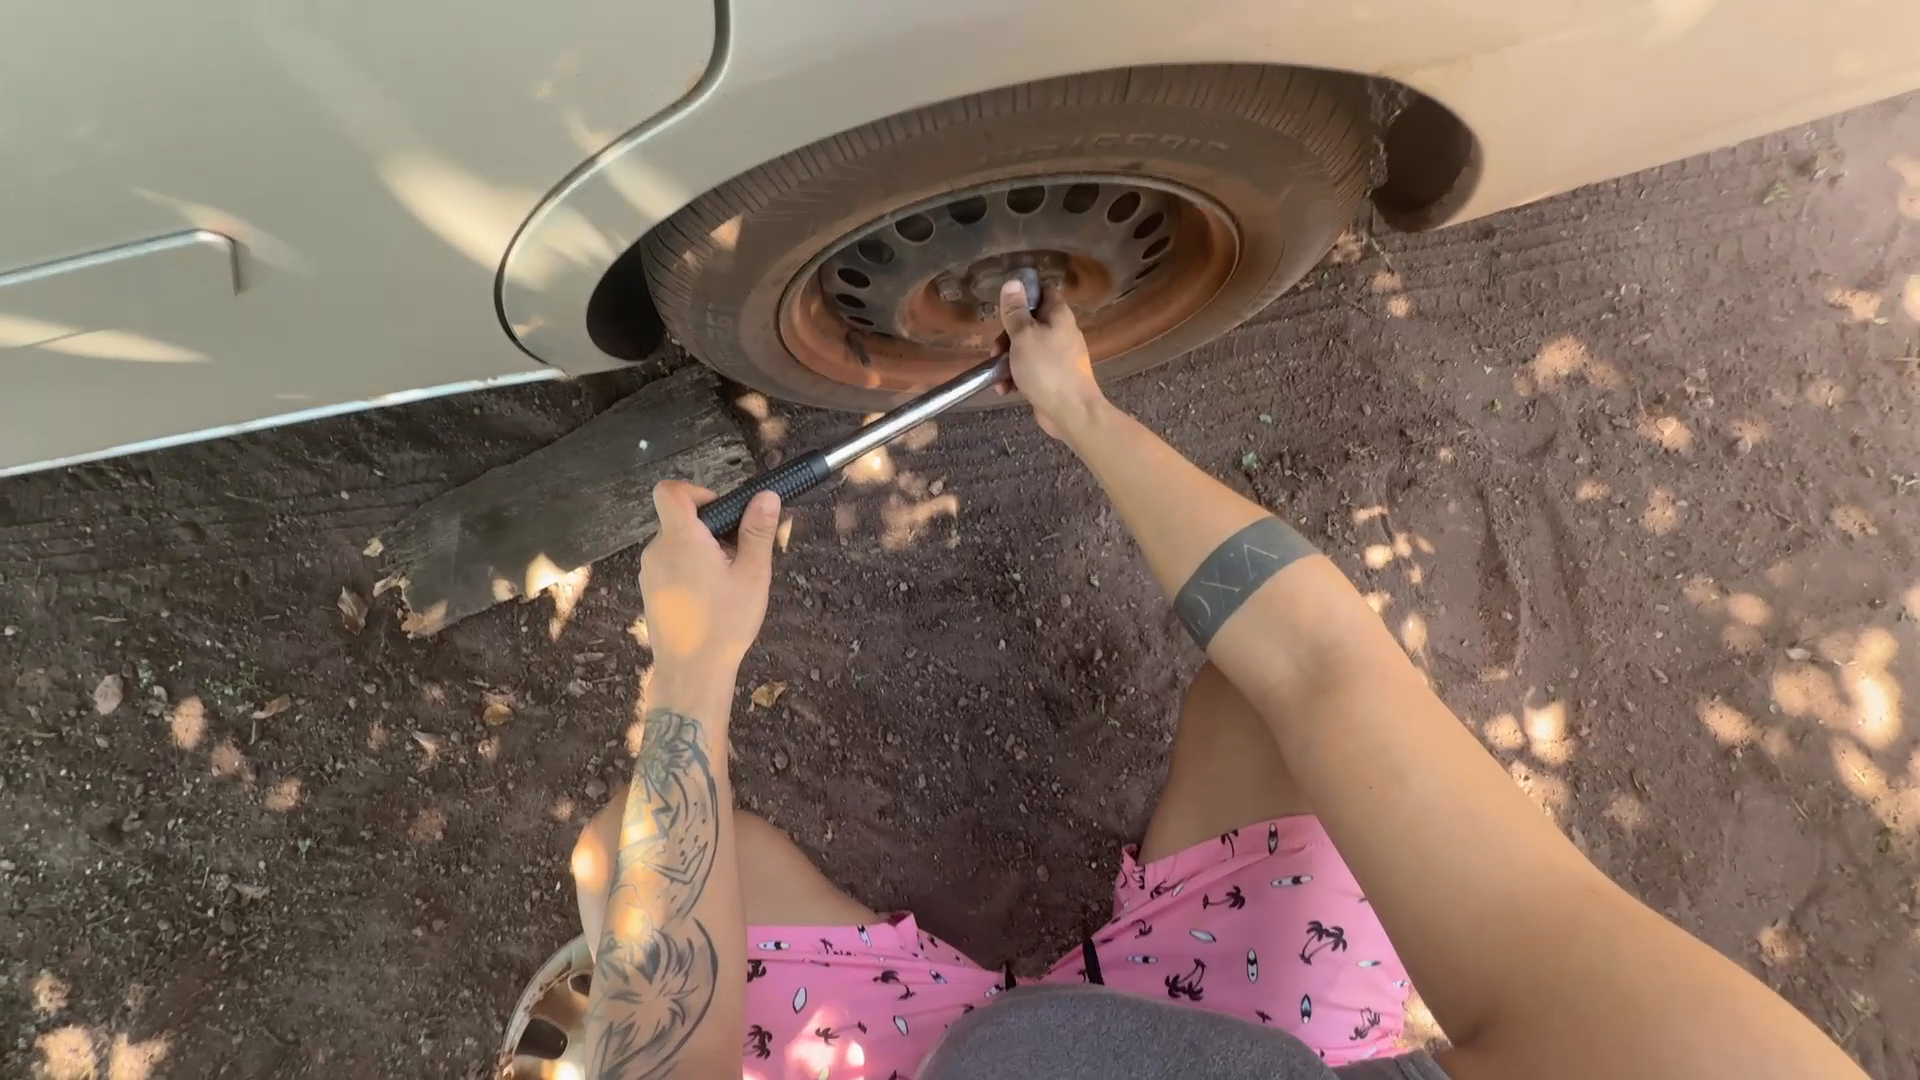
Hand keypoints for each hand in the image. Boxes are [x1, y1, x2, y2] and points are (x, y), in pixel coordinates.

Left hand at [639, 481, 780, 692]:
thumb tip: (767, 496)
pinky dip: (690, 570)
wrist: (692, 671)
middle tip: (738, 557)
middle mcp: (657, 551)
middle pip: (680, 520)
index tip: (721, 512)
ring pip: (677, 544)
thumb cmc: (725, 622)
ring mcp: (649, 572)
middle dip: (710, 530)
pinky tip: (711, 598)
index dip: (696, 491)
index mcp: (681, 539)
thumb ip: (758, 531)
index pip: (670, 490)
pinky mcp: (650, 591)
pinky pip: (670, 565)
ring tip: (726, 583)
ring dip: (702, 552)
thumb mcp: (753, 574)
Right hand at [998, 279, 1108, 440]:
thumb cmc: (1046, 369)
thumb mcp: (1024, 336)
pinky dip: (1017, 378)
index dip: (1024, 294)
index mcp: (1058, 315)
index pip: (1043, 292)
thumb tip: (1012, 282)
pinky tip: (1007, 389)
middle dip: (1007, 338)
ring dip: (1008, 362)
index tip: (1005, 307)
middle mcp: (1061, 333)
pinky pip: (1031, 371)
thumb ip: (1015, 311)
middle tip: (996, 351)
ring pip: (1027, 350)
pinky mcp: (1054, 378)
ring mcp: (1058, 357)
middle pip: (1029, 324)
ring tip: (999, 378)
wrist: (1071, 411)